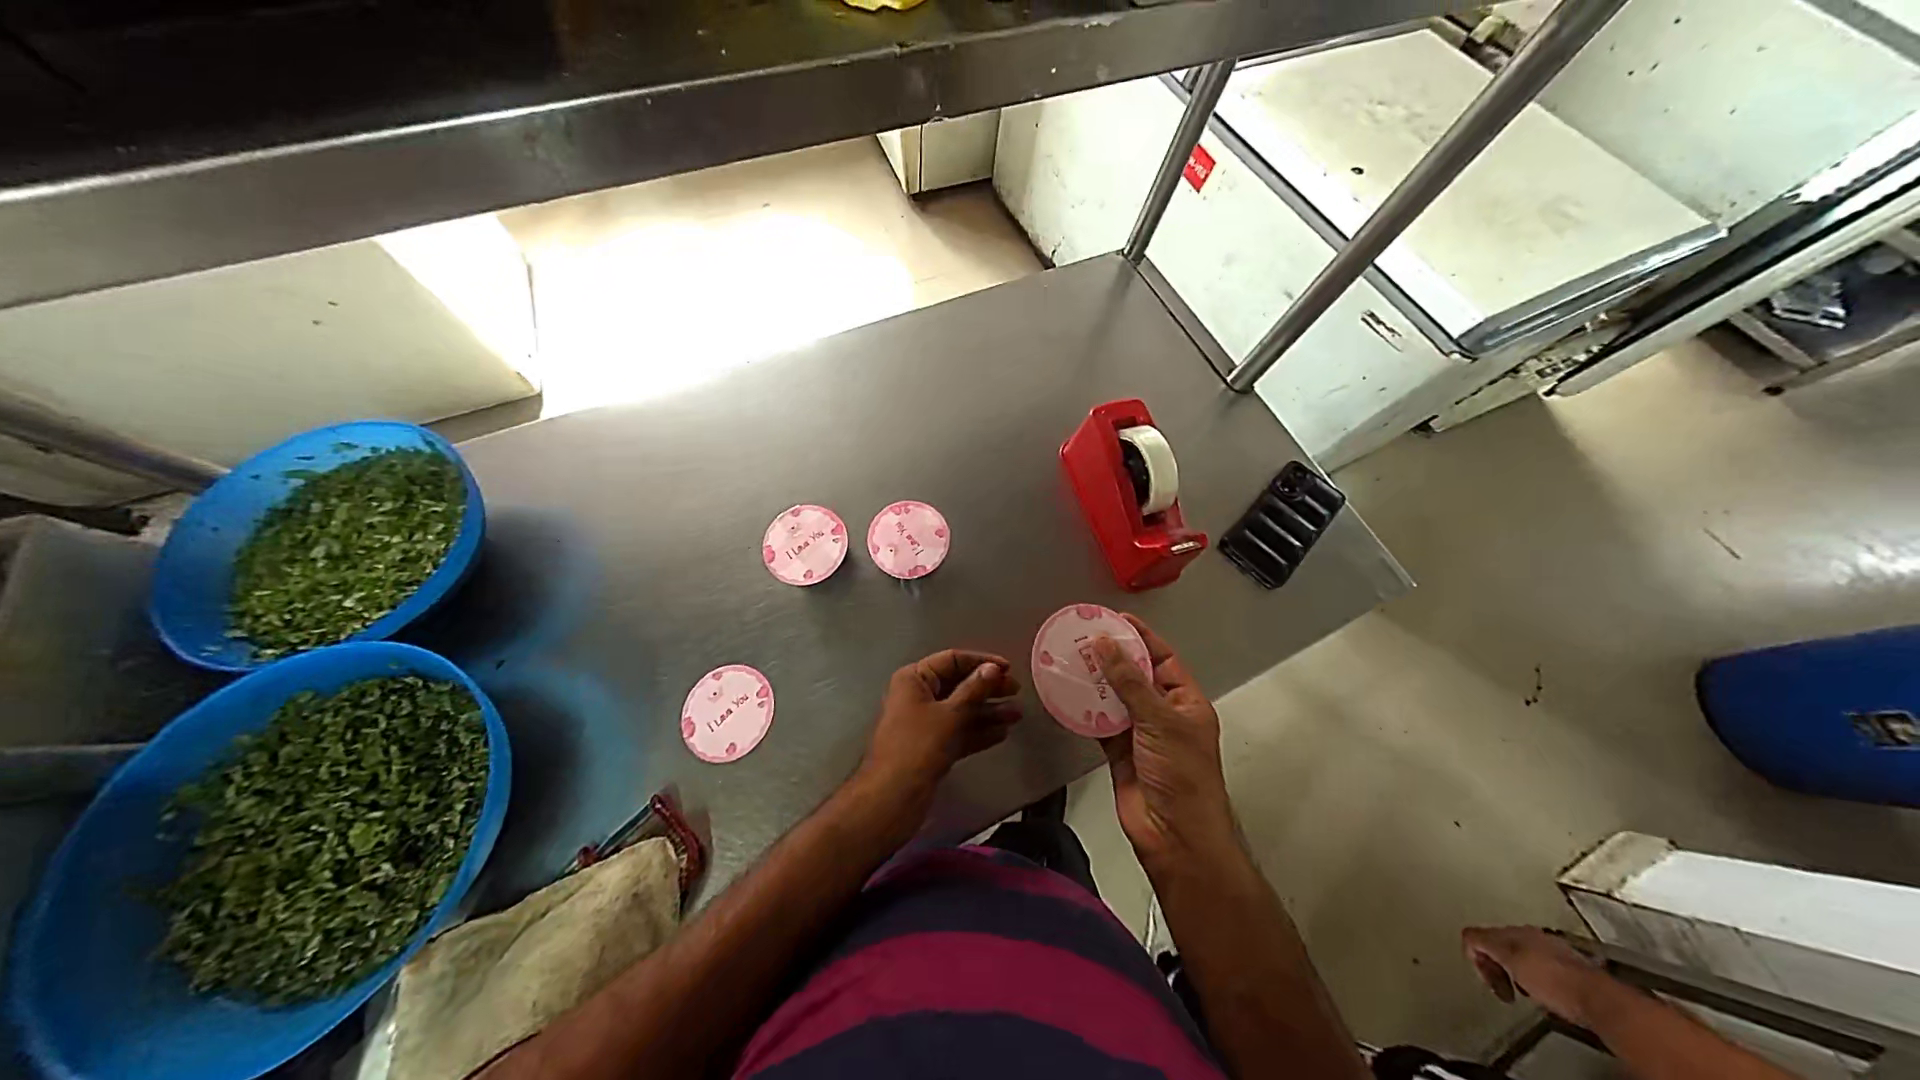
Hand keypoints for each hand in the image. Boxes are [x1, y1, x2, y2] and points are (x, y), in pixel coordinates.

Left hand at [860, 650, 1022, 798]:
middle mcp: (918, 696)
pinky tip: (1002, 733)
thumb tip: (992, 668)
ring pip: (961, 710)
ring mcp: (925, 723)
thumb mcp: (950, 714)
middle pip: (958, 684)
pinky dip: (979, 731)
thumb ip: (974, 689)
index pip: (951, 660)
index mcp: (914, 679)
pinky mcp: (932, 746)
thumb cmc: (918, 746)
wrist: (893, 797)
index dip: (981, 661)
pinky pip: (959, 731)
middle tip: (1016, 691)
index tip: (1008, 668)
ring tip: (1017, 715)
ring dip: (988, 711)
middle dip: (988, 688)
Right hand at [1092, 616, 1236, 870]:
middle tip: (1083, 637)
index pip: (1163, 659)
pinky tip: (1066, 695)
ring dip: (1095, 682)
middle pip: (1135, 677)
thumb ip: (1129, 682)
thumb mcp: (1160, 721)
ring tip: (1070, 659)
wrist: (1175, 836)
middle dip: (1111, 657)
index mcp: (1186, 702)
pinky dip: (1084, 710)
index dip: (1141, 638)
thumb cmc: (1182, 775)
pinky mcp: (1118, 752)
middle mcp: (1164, 714)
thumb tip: (1105, 644)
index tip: (1115, 619)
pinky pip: (1099, 723)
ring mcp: (1140, 734)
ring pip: (1114, 699)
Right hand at [1463, 927, 1607, 1026]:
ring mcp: (1552, 949)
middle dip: (1494, 964)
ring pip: (1518, 955)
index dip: (1474, 957)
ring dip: (1514, 972)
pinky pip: (1538, 966)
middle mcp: (1531, 934)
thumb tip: (1466, 936)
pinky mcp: (1569, 967)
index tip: (1486, 979)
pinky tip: (1542, 993)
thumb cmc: (1552, 982)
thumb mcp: (1508, 960)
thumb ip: (1483, 943)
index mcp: (1514, 931)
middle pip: (1496, 942)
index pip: (1476, 934)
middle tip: (1502, 986)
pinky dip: (1533, 979)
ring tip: (1523, 992)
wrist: (1599, 1000)